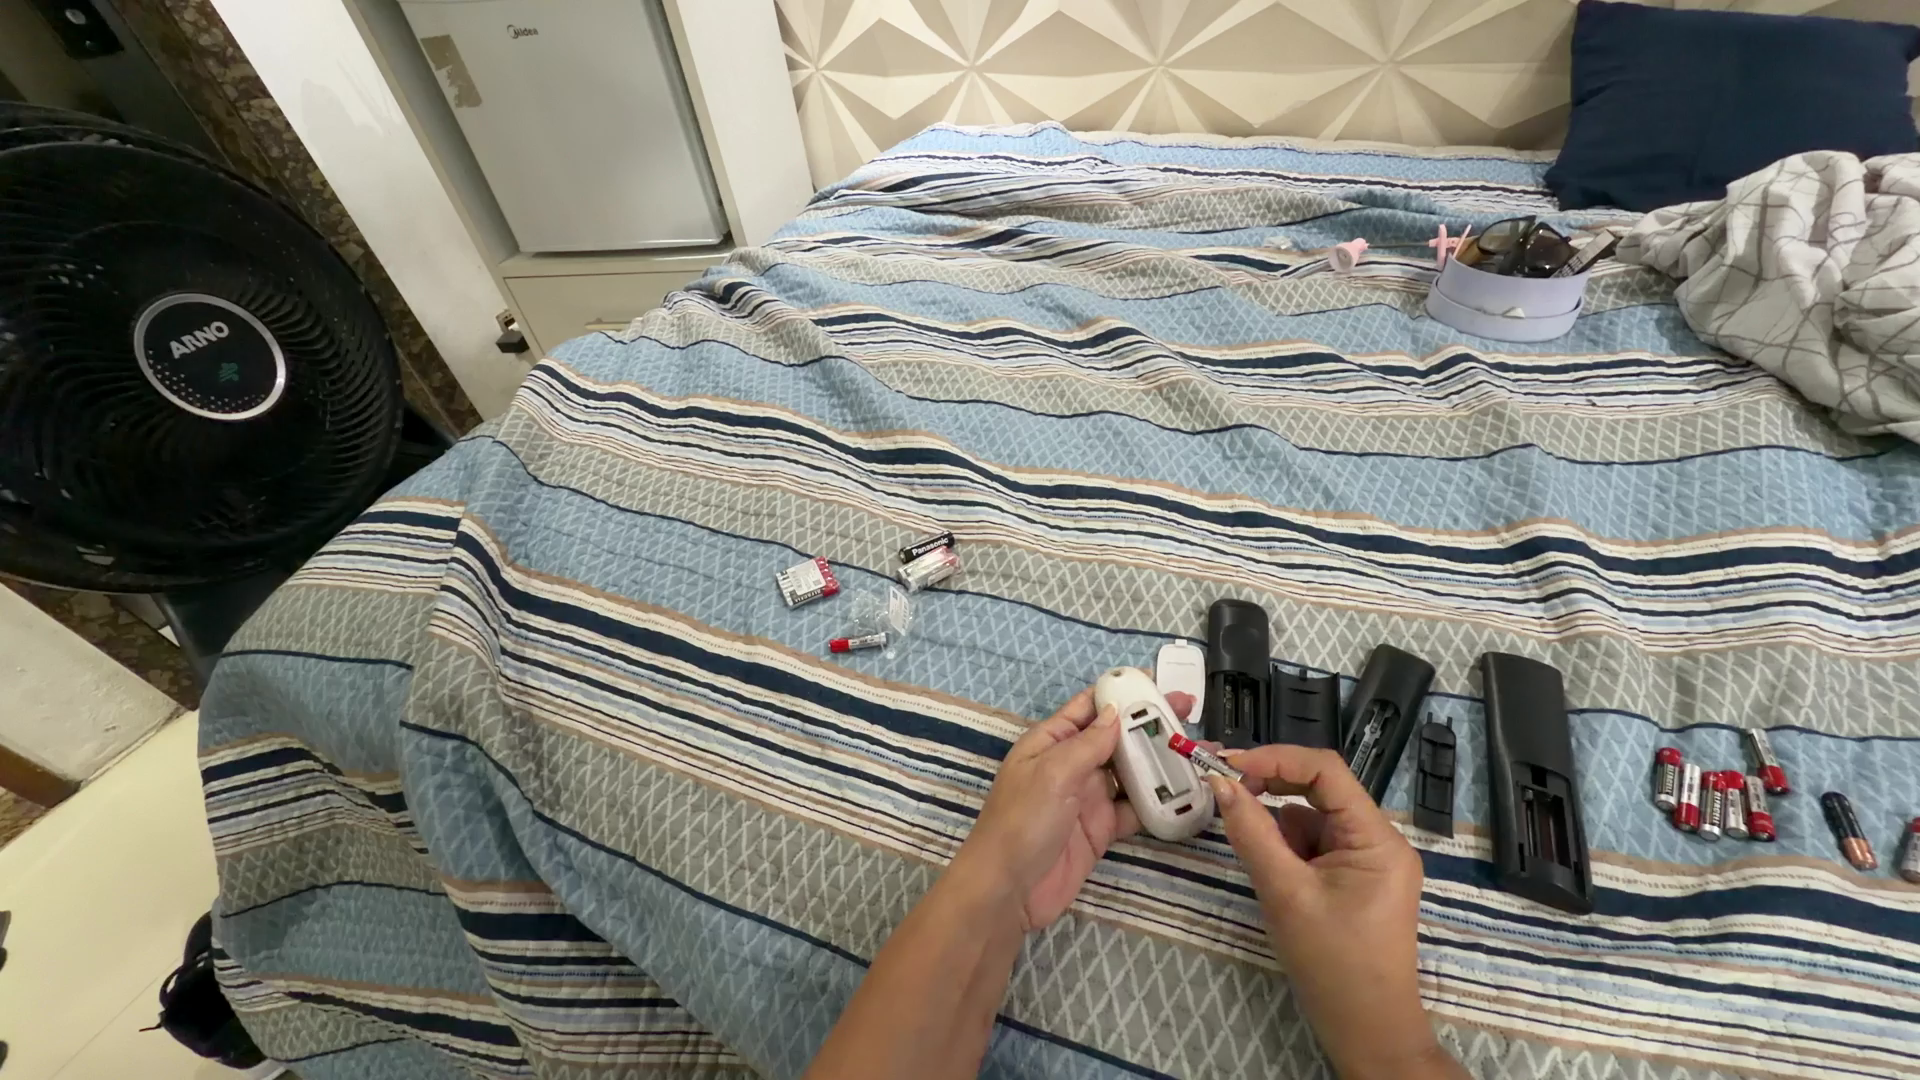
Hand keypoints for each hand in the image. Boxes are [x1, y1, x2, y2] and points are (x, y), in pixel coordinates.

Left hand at [950, 688, 1195, 931]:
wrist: (1009, 891)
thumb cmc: (1022, 821)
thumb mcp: (1052, 773)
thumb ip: (1088, 743)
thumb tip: (1116, 711)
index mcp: (1051, 740)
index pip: (1089, 706)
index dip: (1121, 692)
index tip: (1157, 682)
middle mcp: (1071, 763)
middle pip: (1116, 736)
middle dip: (1150, 723)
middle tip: (1189, 711)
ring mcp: (1088, 797)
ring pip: (1130, 771)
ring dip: (1161, 761)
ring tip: (1197, 750)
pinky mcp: (1101, 829)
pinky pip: (1135, 808)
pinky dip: (1159, 803)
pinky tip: (1188, 796)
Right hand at [1207, 747, 1457, 1079]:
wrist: (1367, 1034)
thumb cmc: (1332, 964)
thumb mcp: (1283, 892)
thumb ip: (1250, 832)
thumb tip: (1219, 782)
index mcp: (1376, 838)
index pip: (1325, 771)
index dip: (1274, 758)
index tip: (1227, 765)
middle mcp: (1379, 839)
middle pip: (1318, 788)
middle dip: (1271, 787)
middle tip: (1225, 792)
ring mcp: (1367, 858)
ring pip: (1309, 816)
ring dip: (1278, 829)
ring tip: (1268, 872)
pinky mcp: (1353, 876)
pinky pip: (1311, 841)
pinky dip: (1286, 849)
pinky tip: (1280, 882)